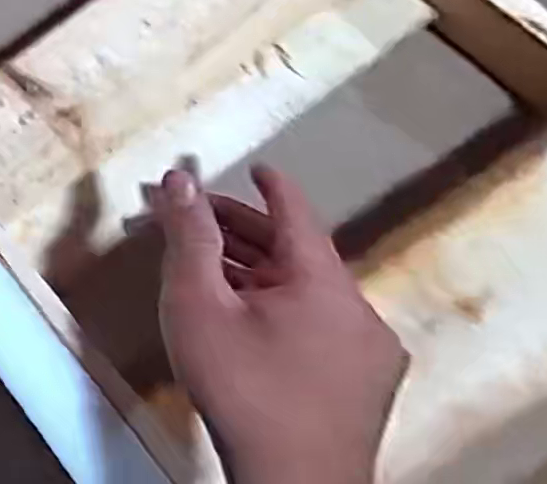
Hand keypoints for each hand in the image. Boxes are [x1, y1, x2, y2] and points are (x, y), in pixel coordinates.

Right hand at [150, 166, 406, 483]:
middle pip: (293, 251)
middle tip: (184, 215)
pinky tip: (230, 302)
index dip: (274, 188)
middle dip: (236, 227)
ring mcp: (366, 352)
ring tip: (195, 256)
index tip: (257, 167)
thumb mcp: (196, 298)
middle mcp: (359, 314)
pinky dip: (267, 294)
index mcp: (326, 289)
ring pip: (298, 285)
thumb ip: (190, 234)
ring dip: (246, 262)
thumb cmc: (238, 380)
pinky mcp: (359, 380)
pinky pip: (310, 315)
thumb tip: (180, 180)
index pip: (298, 218)